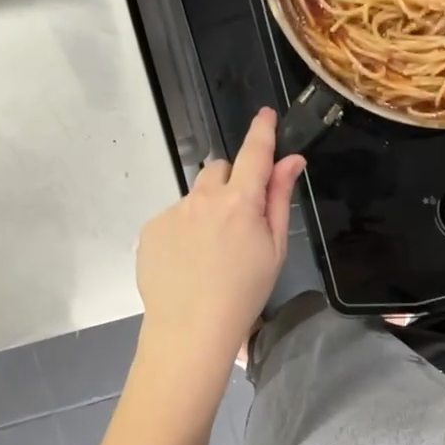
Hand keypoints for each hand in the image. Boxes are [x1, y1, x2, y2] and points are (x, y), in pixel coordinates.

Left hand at [135, 108, 304, 363]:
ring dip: (207, 210)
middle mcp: (203, 198)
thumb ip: (280, 199)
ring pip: (196, 196)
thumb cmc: (244, 294)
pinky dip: (184, 230)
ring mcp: (173, 212)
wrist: (190, 330)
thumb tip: (292, 161)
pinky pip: (173, 217)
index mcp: (240, 202)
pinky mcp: (151, 228)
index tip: (266, 115)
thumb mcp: (274, 249)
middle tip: (239, 219)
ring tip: (211, 253)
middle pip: (219, 169)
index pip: (255, 154)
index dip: (263, 131)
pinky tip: (189, 262)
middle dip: (231, 182)